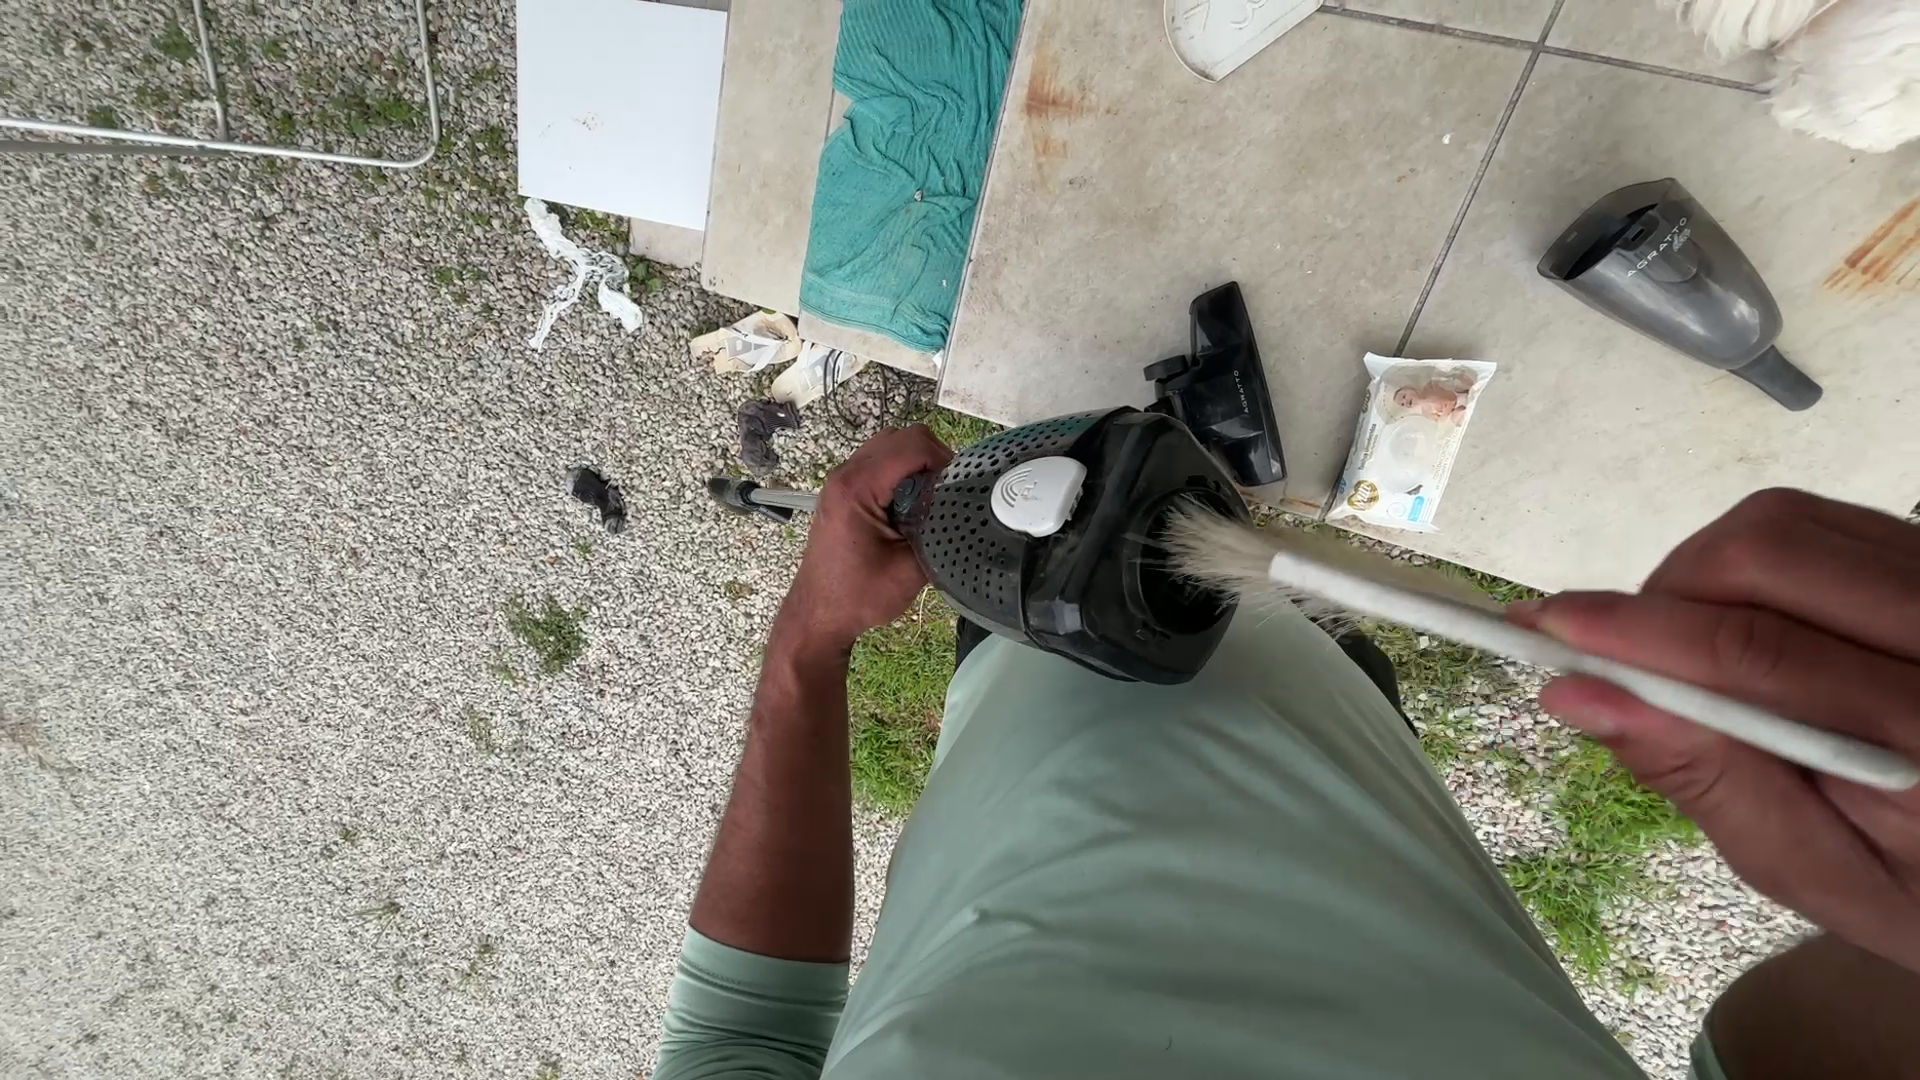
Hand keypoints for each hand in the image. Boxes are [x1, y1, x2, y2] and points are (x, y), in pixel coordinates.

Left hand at [777, 425, 951, 656]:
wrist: (819, 614)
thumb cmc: (859, 596)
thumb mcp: (911, 569)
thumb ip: (940, 533)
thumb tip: (965, 510)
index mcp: (857, 487)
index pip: (912, 445)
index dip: (944, 460)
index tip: (956, 489)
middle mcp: (845, 474)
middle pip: (902, 437)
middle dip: (933, 458)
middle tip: (947, 492)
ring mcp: (841, 480)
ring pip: (890, 445)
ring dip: (917, 463)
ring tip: (932, 498)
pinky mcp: (844, 490)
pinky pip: (879, 462)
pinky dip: (902, 472)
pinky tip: (912, 505)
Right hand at [1508, 489, 1919, 973]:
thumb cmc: (1918, 882)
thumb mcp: (1810, 867)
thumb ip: (1701, 778)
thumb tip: (1572, 693)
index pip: (1757, 654)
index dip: (1634, 631)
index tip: (1539, 623)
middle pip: (1767, 555)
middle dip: (1660, 595)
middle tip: (1627, 655)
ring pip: (1785, 524)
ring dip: (1696, 576)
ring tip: (1692, 643)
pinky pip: (1815, 522)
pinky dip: (1742, 561)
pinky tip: (1745, 619)